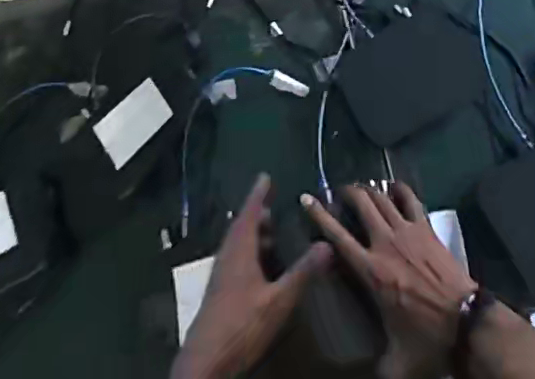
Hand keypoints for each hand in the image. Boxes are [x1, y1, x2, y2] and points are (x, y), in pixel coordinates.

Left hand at [172, 173, 330, 378]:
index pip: (250, 212)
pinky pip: (236, 257)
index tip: (265, 177)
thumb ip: (302, 272)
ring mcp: (221, 271)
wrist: (208, 357)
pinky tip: (261, 266)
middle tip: (275, 208)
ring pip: (238, 242)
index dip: (258, 194)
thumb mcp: (279, 300)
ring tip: (272, 234)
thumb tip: (327, 244)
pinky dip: (250, 251)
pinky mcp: (220, 287)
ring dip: (254, 234)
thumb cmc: (243, 323)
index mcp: (239, 248)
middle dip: (258, 214)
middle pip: (242, 225)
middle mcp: (227, 253)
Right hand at [302, 183, 476, 378]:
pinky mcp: (426, 228)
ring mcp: (406, 231)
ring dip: (368, 189)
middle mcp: (384, 242)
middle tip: (340, 193)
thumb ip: (379, 365)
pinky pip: (410, 198)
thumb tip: (369, 377)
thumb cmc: (429, 339)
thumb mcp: (399, 360)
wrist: (468, 324)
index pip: (337, 235)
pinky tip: (393, 188)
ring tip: (361, 189)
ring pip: (380, 196)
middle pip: (360, 203)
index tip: (305, 198)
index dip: (318, 214)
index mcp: (371, 270)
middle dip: (346, 192)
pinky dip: (399, 189)